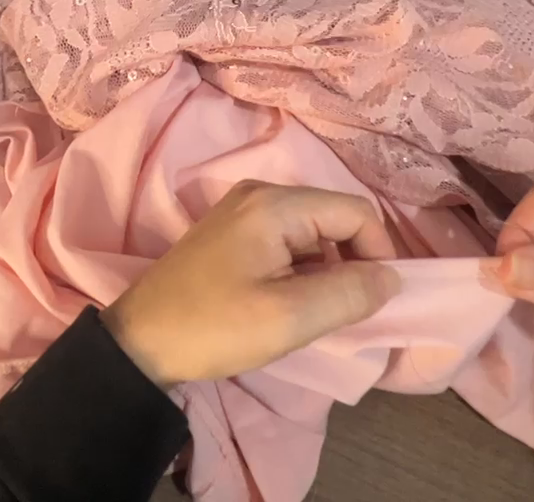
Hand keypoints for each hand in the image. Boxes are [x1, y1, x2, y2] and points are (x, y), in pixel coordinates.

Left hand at [101, 181, 401, 386]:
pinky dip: (303, 268)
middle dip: (353, 261)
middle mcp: (262, 194)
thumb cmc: (215, 325)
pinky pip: (288, 239)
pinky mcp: (235, 231)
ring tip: (319, 311)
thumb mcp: (289, 318)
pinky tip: (293, 301)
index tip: (377, 301)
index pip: (354, 211)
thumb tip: (393, 276)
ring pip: (313, 230)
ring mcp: (245, 210)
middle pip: (334, 216)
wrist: (141, 339)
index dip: (378, 253)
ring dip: (328, 268)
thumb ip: (348, 293)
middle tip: (348, 312)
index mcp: (275, 204)